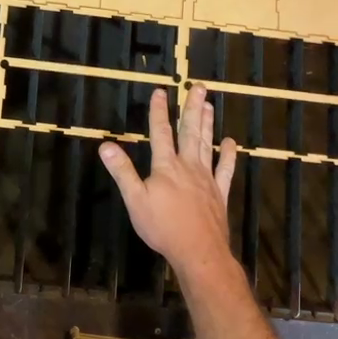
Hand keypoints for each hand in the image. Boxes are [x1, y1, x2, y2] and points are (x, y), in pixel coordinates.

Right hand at [98, 85, 237, 273]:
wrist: (198, 251)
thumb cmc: (163, 227)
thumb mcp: (135, 200)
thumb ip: (122, 171)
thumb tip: (106, 145)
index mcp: (166, 167)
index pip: (160, 132)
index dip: (159, 111)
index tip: (160, 91)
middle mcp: (188, 166)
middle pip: (190, 132)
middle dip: (192, 108)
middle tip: (199, 87)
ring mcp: (206, 179)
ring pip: (207, 145)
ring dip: (207, 123)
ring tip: (209, 104)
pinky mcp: (219, 193)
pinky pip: (225, 170)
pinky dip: (228, 156)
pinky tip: (231, 143)